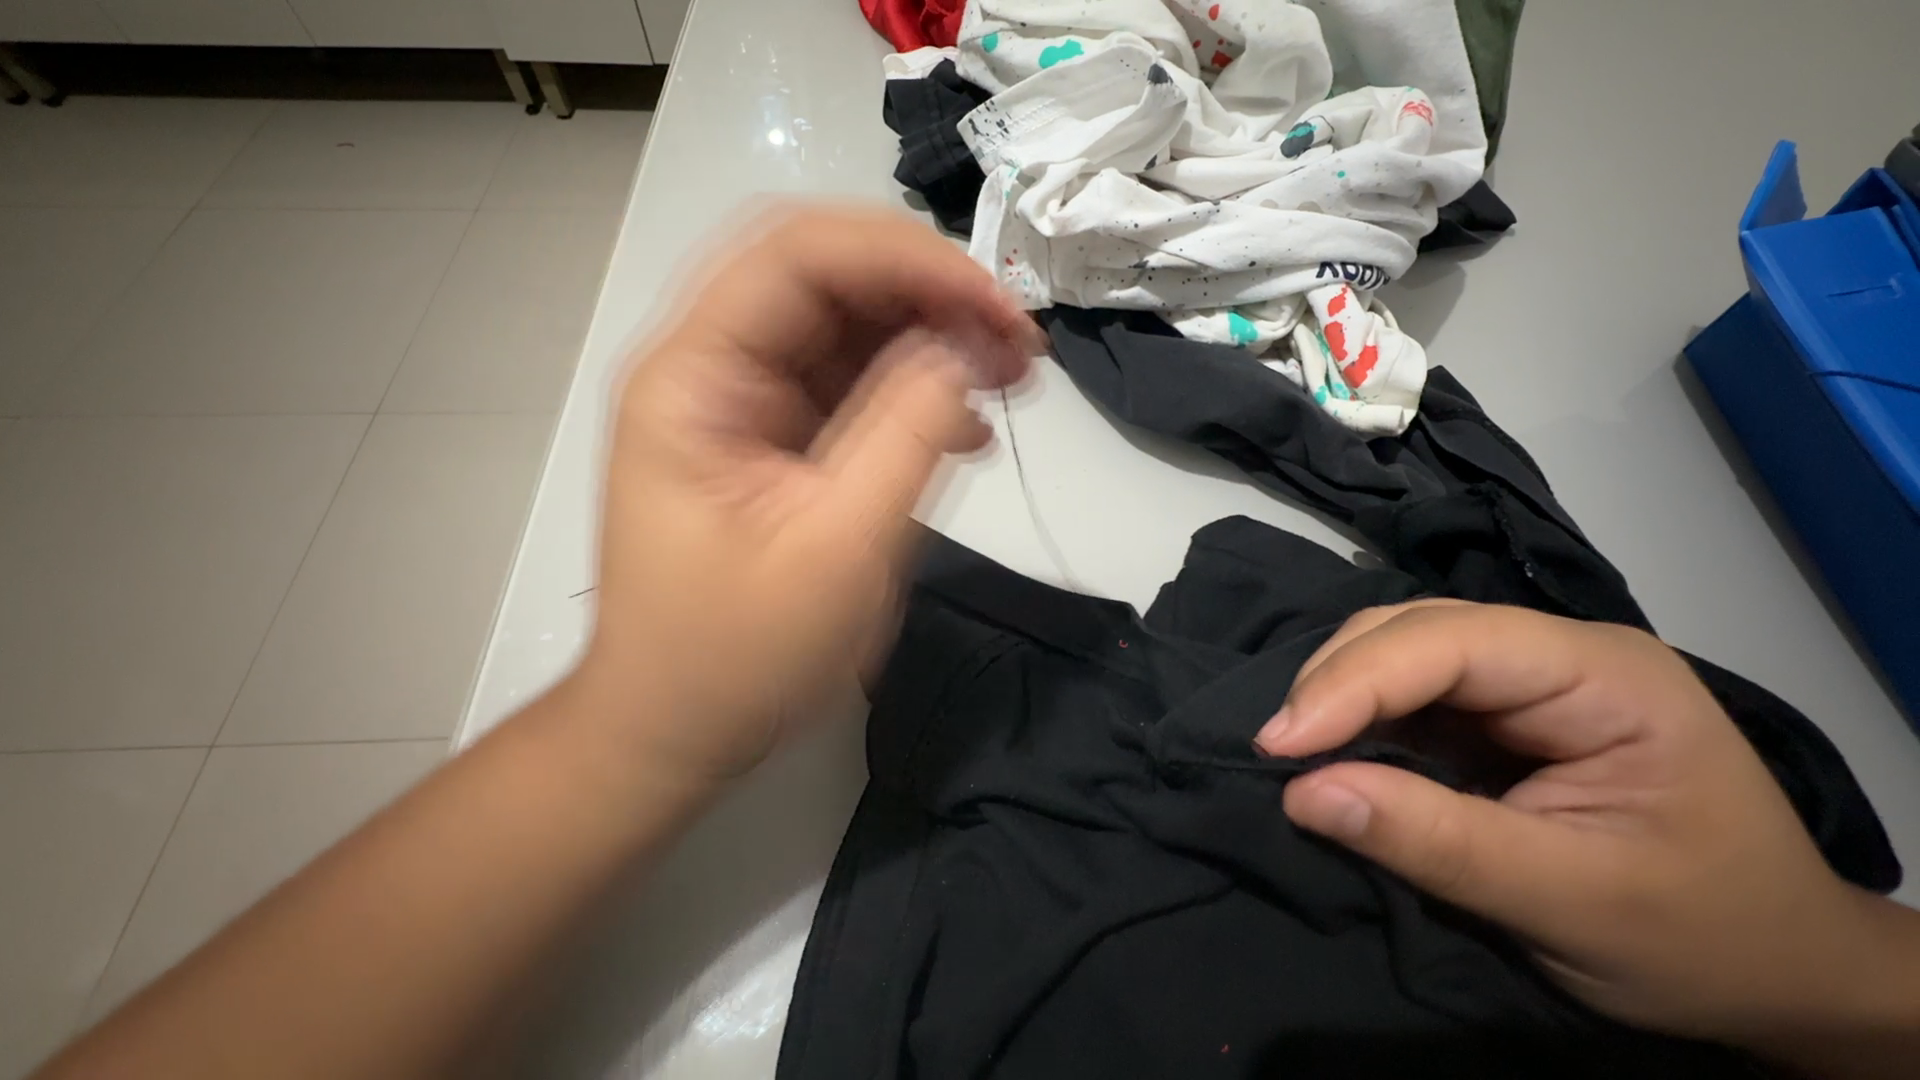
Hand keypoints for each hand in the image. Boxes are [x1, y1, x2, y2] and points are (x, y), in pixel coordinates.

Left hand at [570, 205, 1037, 780]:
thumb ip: (906, 432)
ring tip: (1014, 378)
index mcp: (693, 378)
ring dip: (934, 340)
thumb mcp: (835, 547)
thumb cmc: (735, 656)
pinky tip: (968, 430)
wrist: (677, 729)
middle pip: (827, 279)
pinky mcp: (778, 441)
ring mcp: (745, 404)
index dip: (906, 258)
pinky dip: (917, 393)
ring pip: (849, 328)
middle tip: (1018, 344)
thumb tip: (968, 345)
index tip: (996, 306)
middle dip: (930, 295)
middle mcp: (712, 369)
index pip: (797, 255)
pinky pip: (854, 387)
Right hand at [1254, 600, 1919, 1068]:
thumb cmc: (1702, 939)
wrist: (1777, 974)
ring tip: (1293, 750)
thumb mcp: (1570, 902)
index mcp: (1605, 677)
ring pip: (1400, 650)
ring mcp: (1527, 680)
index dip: (1356, 681)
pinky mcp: (1497, 713)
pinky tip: (1330, 747)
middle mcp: (1559, 655)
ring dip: (1338, 694)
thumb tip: (1301, 793)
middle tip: (1275, 751)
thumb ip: (1435, 841)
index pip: (1455, 643)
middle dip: (1337, 682)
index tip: (1280, 744)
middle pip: (1416, 630)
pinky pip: (1407, 693)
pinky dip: (1357, 718)